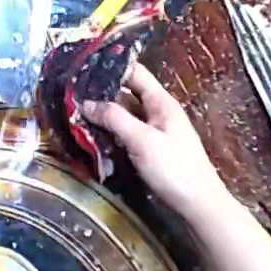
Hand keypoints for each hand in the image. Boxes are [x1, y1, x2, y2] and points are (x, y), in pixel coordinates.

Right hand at [80, 64, 236, 219]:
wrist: (198, 204)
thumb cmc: (174, 169)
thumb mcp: (141, 140)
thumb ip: (114, 118)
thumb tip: (86, 103)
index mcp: (161, 102)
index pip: (135, 73)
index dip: (111, 67)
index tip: (84, 66)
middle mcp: (158, 111)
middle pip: (126, 93)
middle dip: (101, 92)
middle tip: (72, 93)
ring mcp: (155, 130)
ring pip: (125, 114)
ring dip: (104, 113)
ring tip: (76, 112)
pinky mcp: (150, 147)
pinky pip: (126, 131)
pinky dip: (110, 130)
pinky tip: (93, 134)